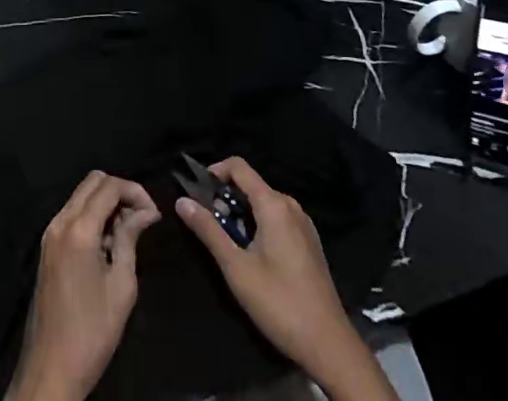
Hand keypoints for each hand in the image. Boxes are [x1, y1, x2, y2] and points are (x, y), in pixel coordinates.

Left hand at [7, 171, 160, 400]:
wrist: (50, 371)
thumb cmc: (92, 331)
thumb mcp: (122, 284)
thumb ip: (130, 238)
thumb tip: (146, 211)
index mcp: (78, 231)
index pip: (110, 186)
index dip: (136, 192)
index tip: (154, 215)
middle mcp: (59, 224)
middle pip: (93, 182)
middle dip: (121, 191)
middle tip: (141, 217)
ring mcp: (49, 236)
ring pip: (81, 196)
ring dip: (106, 204)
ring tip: (128, 233)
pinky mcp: (47, 249)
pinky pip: (72, 215)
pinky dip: (93, 217)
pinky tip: (108, 244)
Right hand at [174, 158, 397, 400]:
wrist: (326, 340)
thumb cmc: (277, 302)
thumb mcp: (236, 267)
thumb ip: (209, 231)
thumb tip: (182, 201)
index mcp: (274, 204)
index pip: (239, 167)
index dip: (214, 172)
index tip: (194, 192)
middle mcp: (290, 204)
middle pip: (251, 185)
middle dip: (224, 198)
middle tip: (205, 226)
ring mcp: (302, 222)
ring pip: (263, 203)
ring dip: (240, 214)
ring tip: (224, 243)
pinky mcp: (307, 239)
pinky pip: (277, 218)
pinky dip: (257, 224)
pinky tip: (249, 253)